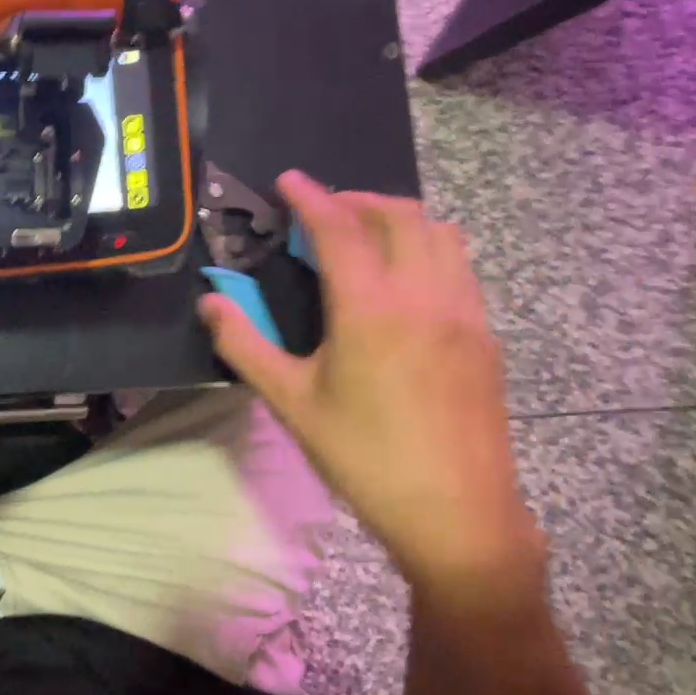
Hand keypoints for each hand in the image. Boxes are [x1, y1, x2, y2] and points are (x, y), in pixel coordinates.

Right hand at [200, 171, 542, 597]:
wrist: (457, 515)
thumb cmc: (363, 458)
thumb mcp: (290, 402)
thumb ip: (244, 344)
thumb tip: (210, 302)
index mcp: (371, 310)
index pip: (340, 228)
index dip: (311, 197)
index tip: (289, 179)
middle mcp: (425, 296)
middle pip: (400, 215)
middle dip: (357, 199)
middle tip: (321, 210)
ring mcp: (464, 313)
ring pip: (441, 232)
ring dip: (399, 218)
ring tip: (364, 235)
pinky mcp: (485, 335)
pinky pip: (460, 264)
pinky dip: (428, 246)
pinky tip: (402, 279)